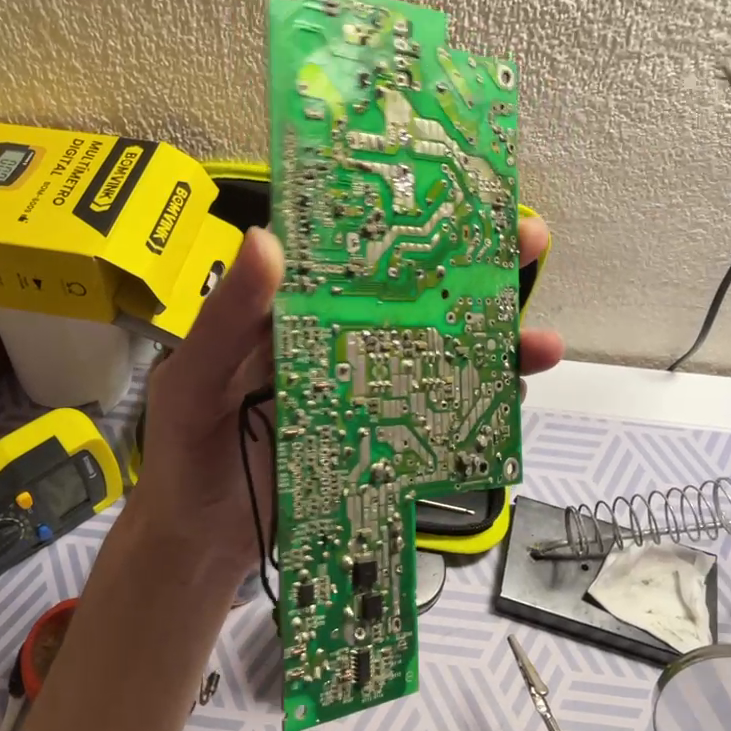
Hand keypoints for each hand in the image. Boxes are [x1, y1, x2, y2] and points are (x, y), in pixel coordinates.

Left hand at [133, 216, 564, 580]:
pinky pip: (436, 416)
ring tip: (542, 343)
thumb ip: (224, 322)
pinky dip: (476, 407)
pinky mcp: (381, 442)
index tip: (456, 190)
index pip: (353, 251)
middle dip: (473, 267)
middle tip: (530, 241)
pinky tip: (510, 402)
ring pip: (437, 353)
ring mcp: (365, 392)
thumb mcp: (194, 382)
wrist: (202, 539)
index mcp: (293, 313)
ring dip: (492, 342)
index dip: (401, 217)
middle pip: (412, 294)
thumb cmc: (188, 451)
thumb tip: (266, 239)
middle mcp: (337, 341)